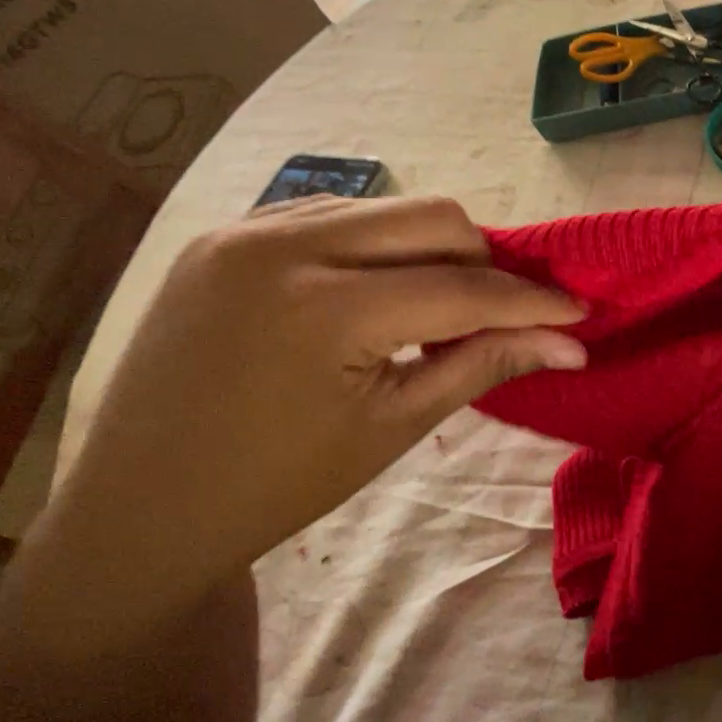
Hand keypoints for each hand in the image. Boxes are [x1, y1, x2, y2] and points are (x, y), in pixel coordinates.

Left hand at [63, 195, 586, 601]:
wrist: (141, 512)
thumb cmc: (280, 484)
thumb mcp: (397, 425)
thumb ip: (487, 364)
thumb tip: (572, 343)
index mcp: (323, 309)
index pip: (464, 288)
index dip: (534, 301)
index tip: (581, 312)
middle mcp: (280, 248)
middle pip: (434, 218)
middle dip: (486, 263)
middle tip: (500, 314)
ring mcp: (242, 234)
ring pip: (387, 209)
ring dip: (433, 250)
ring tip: (434, 309)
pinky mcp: (223, 238)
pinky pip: (334, 216)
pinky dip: (377, 246)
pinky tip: (376, 292)